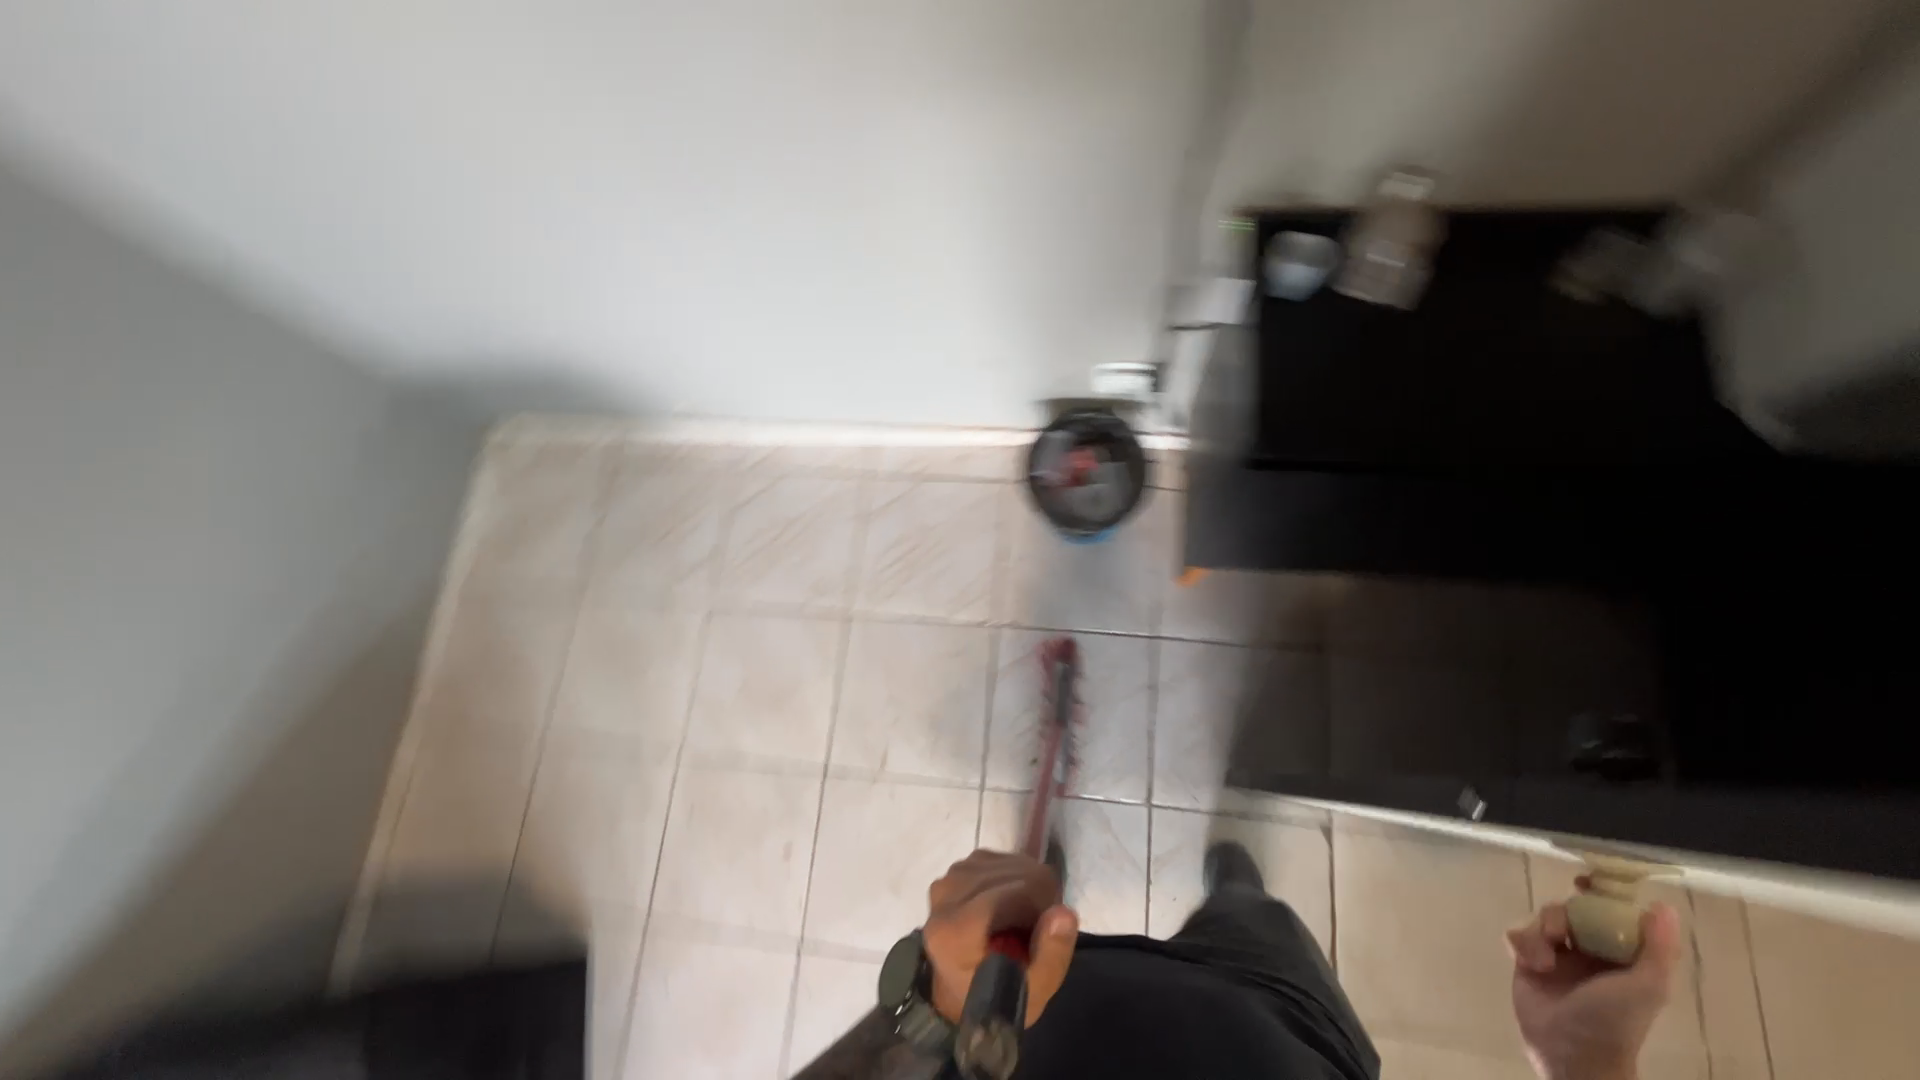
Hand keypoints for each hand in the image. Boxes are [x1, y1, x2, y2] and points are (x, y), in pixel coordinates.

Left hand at [923, 849, 1079, 1026]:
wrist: (959, 989)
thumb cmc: (997, 996)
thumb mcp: (1034, 992)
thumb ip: (1052, 955)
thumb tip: (1064, 912)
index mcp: (956, 931)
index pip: (1015, 892)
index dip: (1043, 904)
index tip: (1048, 929)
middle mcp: (946, 896)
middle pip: (1014, 873)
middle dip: (1038, 895)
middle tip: (1037, 928)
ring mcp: (948, 878)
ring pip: (1009, 862)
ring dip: (1027, 885)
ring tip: (1023, 919)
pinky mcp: (955, 869)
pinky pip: (999, 859)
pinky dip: (1014, 876)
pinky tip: (1010, 903)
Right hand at [1507, 898, 1681, 1079]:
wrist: (1571, 1053)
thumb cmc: (1615, 1022)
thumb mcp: (1646, 987)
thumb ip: (1658, 949)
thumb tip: (1663, 907)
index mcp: (1620, 955)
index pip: (1610, 913)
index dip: (1599, 894)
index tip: (1585, 883)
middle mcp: (1588, 951)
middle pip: (1569, 910)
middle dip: (1561, 915)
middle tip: (1561, 933)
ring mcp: (1555, 955)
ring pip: (1540, 919)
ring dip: (1539, 933)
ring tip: (1544, 960)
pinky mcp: (1526, 961)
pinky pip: (1517, 934)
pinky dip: (1522, 943)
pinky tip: (1529, 964)